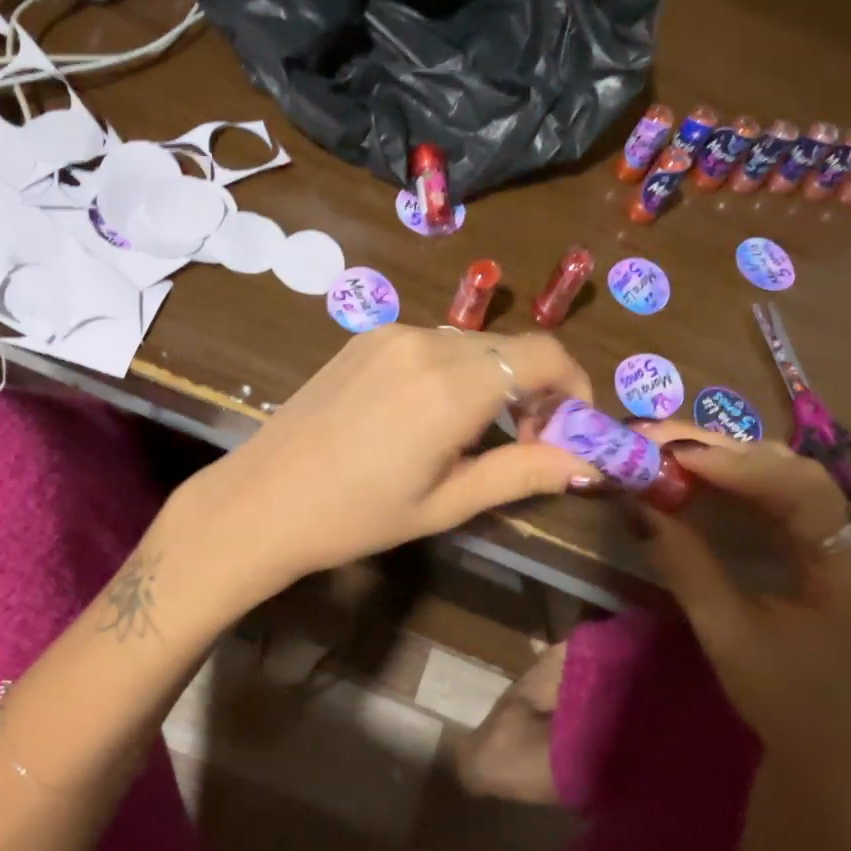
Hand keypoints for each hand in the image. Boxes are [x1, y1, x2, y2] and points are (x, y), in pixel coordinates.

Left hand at [162, 324, 594, 602]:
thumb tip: (590, 462)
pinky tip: (430, 413)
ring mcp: (391, 333)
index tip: (567, 429)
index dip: (574, 386)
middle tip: (526, 441)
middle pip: (512, 347)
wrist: (260, 501)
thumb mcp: (448, 503)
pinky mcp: (365, 336)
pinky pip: (434, 342)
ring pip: (474, 343)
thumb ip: (524, 472)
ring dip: (495, 378)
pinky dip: (456, 369)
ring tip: (475, 432)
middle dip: (536, 387)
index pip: (546, 355)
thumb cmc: (357, 517)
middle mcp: (426, 343)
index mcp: (452, 387)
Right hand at [628, 422, 850, 763]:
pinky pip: (794, 498)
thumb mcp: (727, 633)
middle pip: (796, 475)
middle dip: (723, 455)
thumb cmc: (784, 699)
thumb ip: (685, 562)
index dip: (736, 463)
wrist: (829, 749)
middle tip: (660, 440)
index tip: (675, 451)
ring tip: (673, 451)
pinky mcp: (847, 545)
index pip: (802, 490)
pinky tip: (706, 474)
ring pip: (793, 480)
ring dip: (731, 463)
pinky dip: (747, 484)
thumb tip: (636, 501)